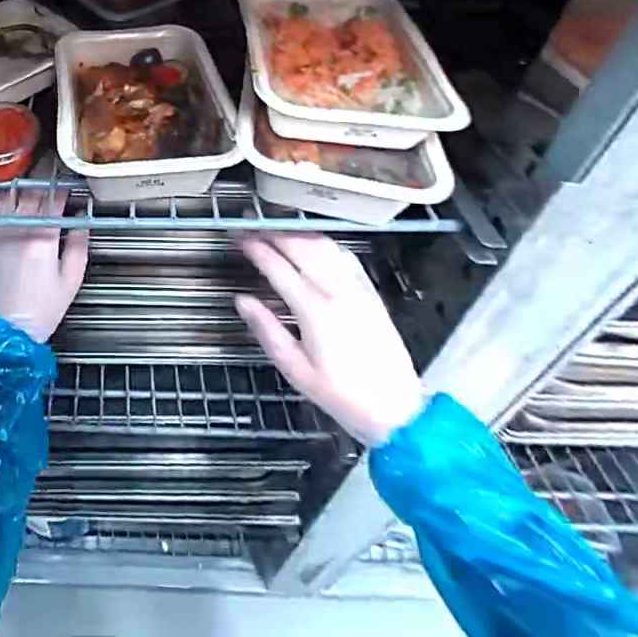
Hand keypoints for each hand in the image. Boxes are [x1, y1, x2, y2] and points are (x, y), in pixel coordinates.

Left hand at [0, 187, 89, 342]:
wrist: (6, 331)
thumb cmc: (40, 310)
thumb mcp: (71, 279)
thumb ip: (79, 245)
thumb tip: (81, 221)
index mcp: (44, 238)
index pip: (55, 199)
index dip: (64, 187)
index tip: (69, 182)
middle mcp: (18, 229)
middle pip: (32, 191)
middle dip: (43, 177)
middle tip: (51, 172)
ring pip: (8, 194)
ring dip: (19, 181)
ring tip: (28, 175)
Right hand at [235, 232, 423, 445]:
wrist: (398, 411)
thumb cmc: (345, 396)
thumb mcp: (295, 370)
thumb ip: (267, 331)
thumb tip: (243, 302)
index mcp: (314, 310)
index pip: (277, 265)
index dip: (254, 247)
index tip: (238, 237)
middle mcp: (338, 293)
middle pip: (300, 246)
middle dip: (272, 232)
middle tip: (251, 227)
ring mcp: (358, 290)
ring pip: (324, 245)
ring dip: (297, 233)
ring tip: (277, 231)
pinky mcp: (372, 294)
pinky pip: (346, 256)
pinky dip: (324, 243)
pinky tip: (314, 244)